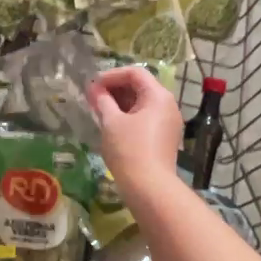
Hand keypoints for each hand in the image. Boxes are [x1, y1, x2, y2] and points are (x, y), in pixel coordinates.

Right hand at [88, 66, 182, 194]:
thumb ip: (102, 100)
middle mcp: (168, 105)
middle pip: (140, 86)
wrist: (149, 187)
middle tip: (92, 96)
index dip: (111, 75)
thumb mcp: (111, 122)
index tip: (92, 85)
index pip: (135, 73)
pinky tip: (111, 124)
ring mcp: (168, 122)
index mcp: (158, 96)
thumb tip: (93, 88)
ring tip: (98, 109)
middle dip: (115, 89)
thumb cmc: (129, 149)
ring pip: (142, 103)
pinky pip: (145, 117)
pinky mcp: (164, 137)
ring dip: (119, 102)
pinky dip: (128, 115)